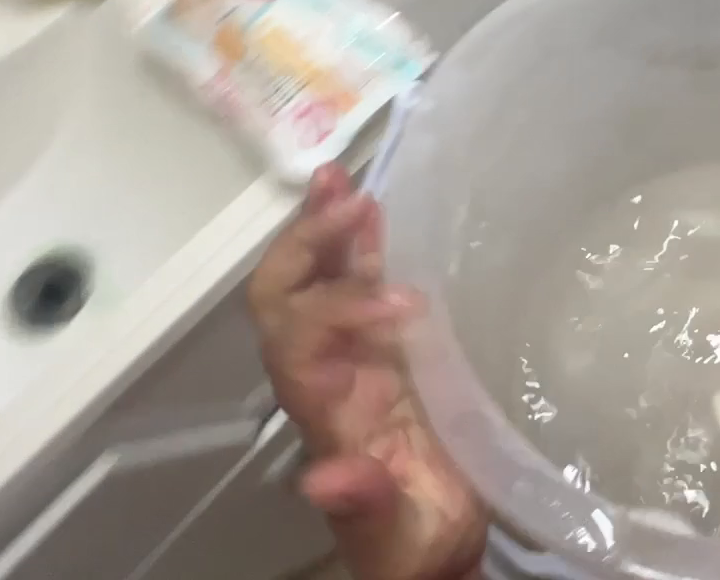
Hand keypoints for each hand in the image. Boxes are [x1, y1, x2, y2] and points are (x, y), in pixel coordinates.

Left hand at [249, 166, 488, 579]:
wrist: (432, 545)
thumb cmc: (417, 543)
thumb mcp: (400, 537)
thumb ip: (362, 505)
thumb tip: (322, 478)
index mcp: (327, 415)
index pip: (303, 343)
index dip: (342, 309)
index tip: (408, 303)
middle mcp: (328, 377)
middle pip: (288, 300)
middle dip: (307, 246)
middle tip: (344, 197)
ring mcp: (356, 359)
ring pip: (322, 282)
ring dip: (325, 227)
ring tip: (339, 176)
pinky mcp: (389, 351)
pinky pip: (363, 288)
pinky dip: (362, 246)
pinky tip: (372, 210)